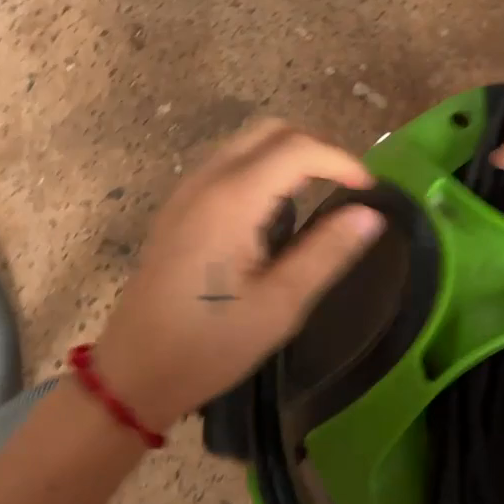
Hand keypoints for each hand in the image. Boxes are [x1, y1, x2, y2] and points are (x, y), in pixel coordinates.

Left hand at [91, 119, 386, 430]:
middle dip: (316, 147)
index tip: (369, 190)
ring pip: (248, 141)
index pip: (298, 148)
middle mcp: (207, 180)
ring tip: (318, 193)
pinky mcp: (179, 204)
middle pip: (271, 130)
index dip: (341, 160)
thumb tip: (371, 214)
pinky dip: (263, 165)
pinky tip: (275, 208)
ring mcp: (188, 189)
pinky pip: (229, 161)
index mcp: (232, 199)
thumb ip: (327, 252)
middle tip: (345, 186)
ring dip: (289, 153)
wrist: (132, 373)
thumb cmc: (209, 345)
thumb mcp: (280, 306)